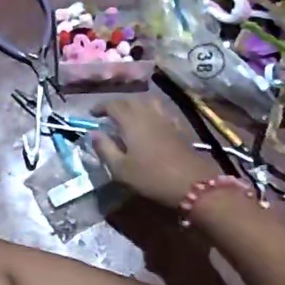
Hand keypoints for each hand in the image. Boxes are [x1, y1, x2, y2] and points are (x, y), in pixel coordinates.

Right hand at [91, 97, 222, 204]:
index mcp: (131, 121)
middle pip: (131, 101)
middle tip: (108, 116)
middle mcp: (148, 114)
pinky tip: (151, 124)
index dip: (101, 106)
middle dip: (117, 105)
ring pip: (148, 103)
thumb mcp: (121, 168)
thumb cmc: (151, 177)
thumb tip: (93, 134)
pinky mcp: (178, 128)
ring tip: (129, 117)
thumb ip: (105, 149)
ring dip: (136, 106)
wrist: (192, 183)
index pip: (113, 104)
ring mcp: (165, 119)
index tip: (92, 114)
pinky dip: (151, 113)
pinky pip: (161, 112)